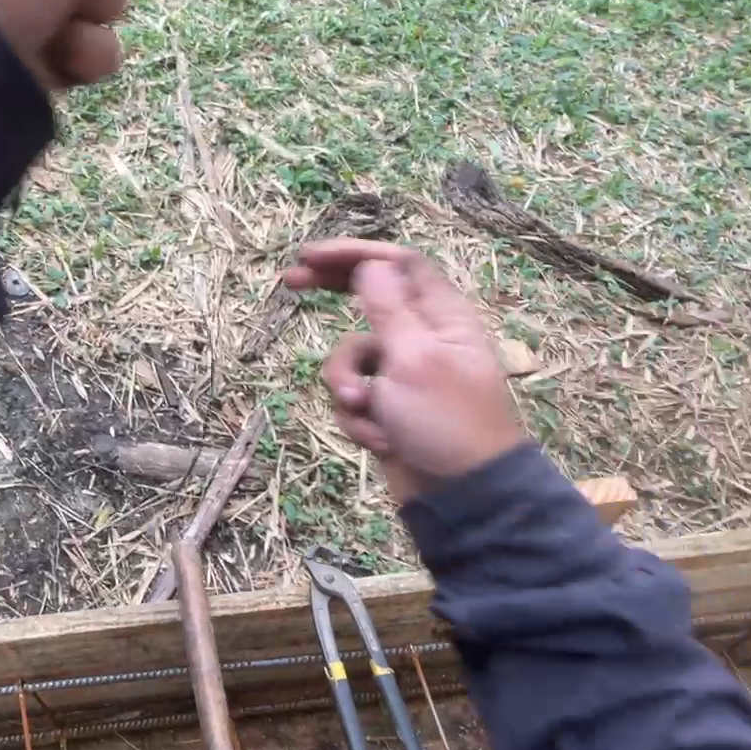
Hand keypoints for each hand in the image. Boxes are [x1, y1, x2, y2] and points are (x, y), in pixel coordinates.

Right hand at [283, 240, 524, 501]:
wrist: (461, 496)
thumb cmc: (445, 422)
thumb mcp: (413, 359)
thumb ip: (388, 308)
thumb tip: (371, 263)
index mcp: (441, 315)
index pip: (396, 262)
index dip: (353, 252)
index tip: (309, 256)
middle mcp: (421, 335)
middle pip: (368, 297)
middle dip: (330, 295)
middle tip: (289, 281)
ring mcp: (402, 372)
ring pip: (350, 356)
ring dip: (346, 385)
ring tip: (365, 410)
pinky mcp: (387, 404)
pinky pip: (352, 394)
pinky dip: (357, 417)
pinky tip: (380, 439)